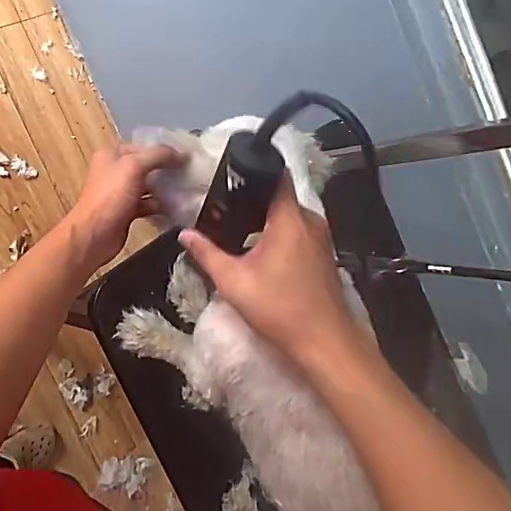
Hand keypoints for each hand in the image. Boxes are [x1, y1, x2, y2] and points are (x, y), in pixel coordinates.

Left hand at [64, 143, 182, 268]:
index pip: (143, 146)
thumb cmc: (110, 197)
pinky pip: (148, 204)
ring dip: (166, 187)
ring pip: (149, 185)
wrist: (94, 236)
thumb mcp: (133, 167)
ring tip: (187, 188)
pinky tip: (176, 206)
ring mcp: (121, 192)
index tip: (186, 156)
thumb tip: (181, 154)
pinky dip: (161, 204)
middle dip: (167, 168)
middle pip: (147, 165)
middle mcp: (115, 171)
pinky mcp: (127, 211)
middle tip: (190, 171)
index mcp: (112, 155)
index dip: (164, 149)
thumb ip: (158, 155)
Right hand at [178, 181, 374, 383]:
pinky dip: (280, 234)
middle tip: (225, 207)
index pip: (276, 176)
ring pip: (289, 215)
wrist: (324, 342)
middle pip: (279, 196)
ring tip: (238, 229)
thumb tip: (185, 235)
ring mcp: (321, 237)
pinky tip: (261, 250)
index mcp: (289, 218)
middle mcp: (310, 220)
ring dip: (266, 219)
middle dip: (253, 200)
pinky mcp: (323, 253)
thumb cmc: (279, 308)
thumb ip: (207, 253)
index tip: (232, 173)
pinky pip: (298, 231)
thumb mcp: (234, 281)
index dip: (254, 169)